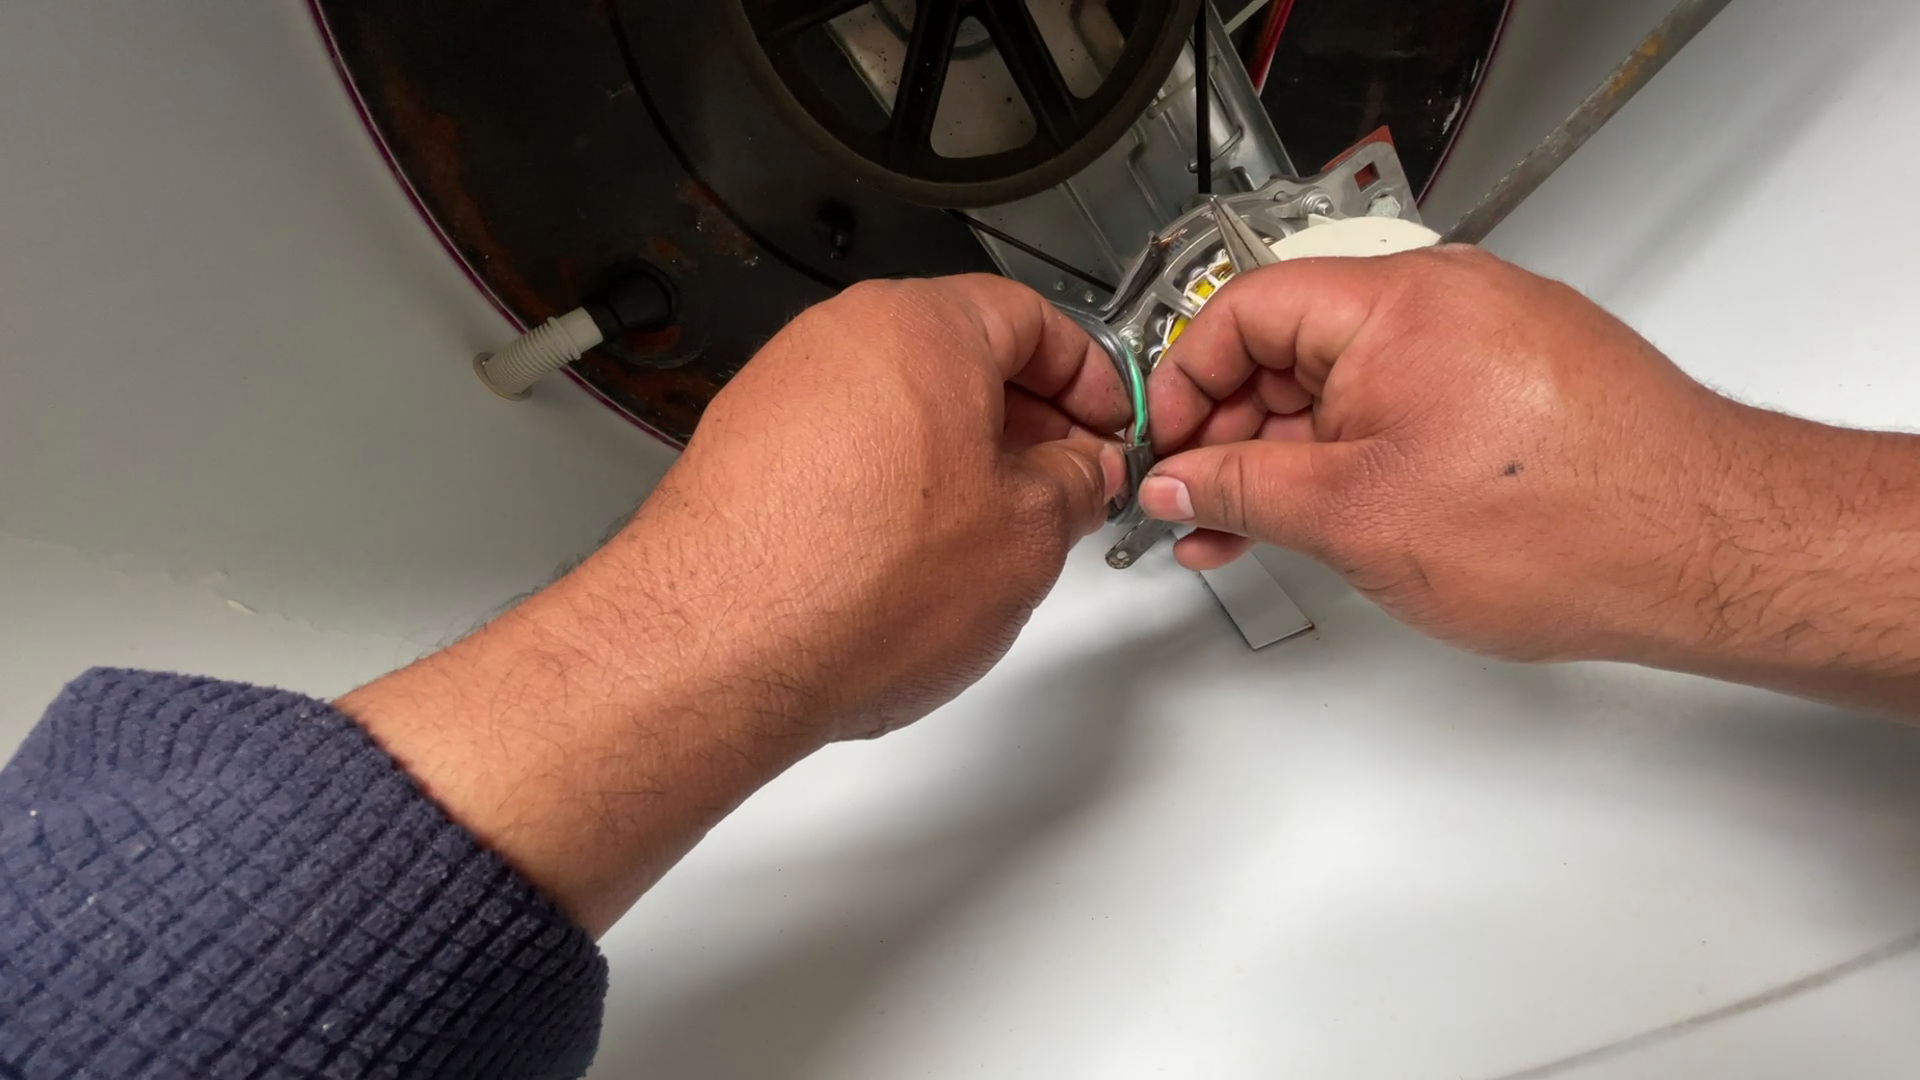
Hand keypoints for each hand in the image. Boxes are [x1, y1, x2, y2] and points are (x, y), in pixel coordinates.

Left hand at [341, 275, 1126, 931]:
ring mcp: (786, 391)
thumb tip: (1083, 471)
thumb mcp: (1024, 534)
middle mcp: (843, 341)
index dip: (1088, 376)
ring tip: (990, 527)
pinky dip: (899, 481)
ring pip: (906, 405)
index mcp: (922, 327)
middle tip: (1060, 482)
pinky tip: (914, 547)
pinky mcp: (750, 449)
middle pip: (964, 357)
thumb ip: (1076, 483)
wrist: (715, 650)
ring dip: (962, 455)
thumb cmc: (853, 584)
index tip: (1105, 425)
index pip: (1033, 319)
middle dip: (1028, 421)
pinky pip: (851, 446)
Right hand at [1137, 246, 1918, 682]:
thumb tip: (1170, 481)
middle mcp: (1428, 309)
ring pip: (1320, 399)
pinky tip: (1285, 519)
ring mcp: (1456, 353)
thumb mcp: (1349, 513)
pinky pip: (1368, 420)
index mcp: (1393, 305)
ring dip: (1265, 465)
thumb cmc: (1566, 527)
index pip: (1241, 313)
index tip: (1163, 446)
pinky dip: (1322, 468)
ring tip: (1223, 529)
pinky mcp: (1476, 397)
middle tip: (1188, 499)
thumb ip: (1237, 489)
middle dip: (1221, 437)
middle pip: (1276, 357)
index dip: (1185, 382)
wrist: (1717, 562)